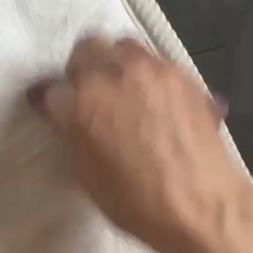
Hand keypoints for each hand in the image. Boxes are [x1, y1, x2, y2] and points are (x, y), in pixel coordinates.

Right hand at [31, 35, 252, 252]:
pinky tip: (152, 105)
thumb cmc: (135, 202)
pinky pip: (154, 63)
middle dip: (82, 70)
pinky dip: (145, 77)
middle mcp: (116, 74)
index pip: (53, 90)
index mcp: (83, 104)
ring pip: (123, 48)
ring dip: (115, 66)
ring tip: (122, 95)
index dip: (55, 106)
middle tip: (87, 97)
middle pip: (87, 49)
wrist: (199, 205)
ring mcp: (153, 70)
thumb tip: (66, 116)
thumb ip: (73, 136)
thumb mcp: (87, 176)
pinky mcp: (183, 75)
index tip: (61, 119)